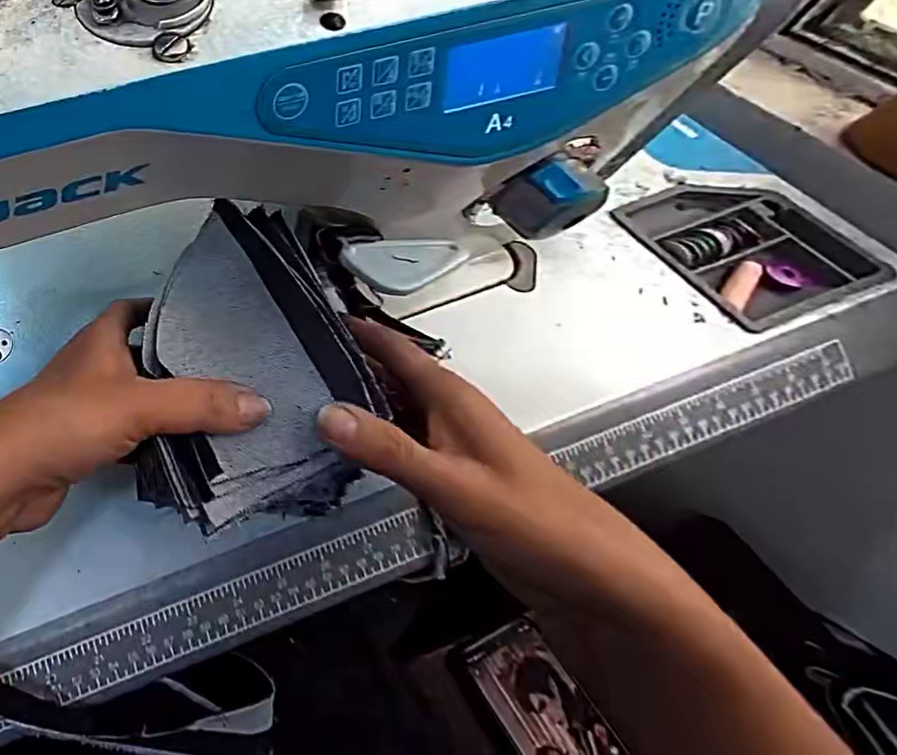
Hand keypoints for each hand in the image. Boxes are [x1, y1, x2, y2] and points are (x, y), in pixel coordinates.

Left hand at [0, 299, 268, 532]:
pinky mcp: (84, 443)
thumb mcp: (139, 403)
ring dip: (167, 407)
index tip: (204, 322)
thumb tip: (259, 404)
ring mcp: (87, 406)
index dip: (163, 310)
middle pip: (142, 356)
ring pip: (137, 399)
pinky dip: (152, 442)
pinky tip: (182, 453)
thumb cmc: (68, 420)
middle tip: (223, 372)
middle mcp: (93, 366)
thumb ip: (198, 402)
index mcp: (101, 339)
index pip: (134, 309)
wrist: (7, 478)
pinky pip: (129, 435)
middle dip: (177, 364)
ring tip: (215, 412)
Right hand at [317, 320, 714, 628]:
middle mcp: (450, 413)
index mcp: (452, 398)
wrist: (595, 578)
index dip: (360, 330)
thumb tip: (327, 413)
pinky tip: (352, 456)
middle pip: (391, 377)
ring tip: (312, 406)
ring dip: (360, 406)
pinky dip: (375, 443)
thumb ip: (389, 448)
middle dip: (349, 367)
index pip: (397, 349)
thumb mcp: (452, 483)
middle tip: (301, 367)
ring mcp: (452, 446)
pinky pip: (404, 447)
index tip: (318, 318)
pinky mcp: (454, 478)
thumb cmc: (536, 520)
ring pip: (396, 412)